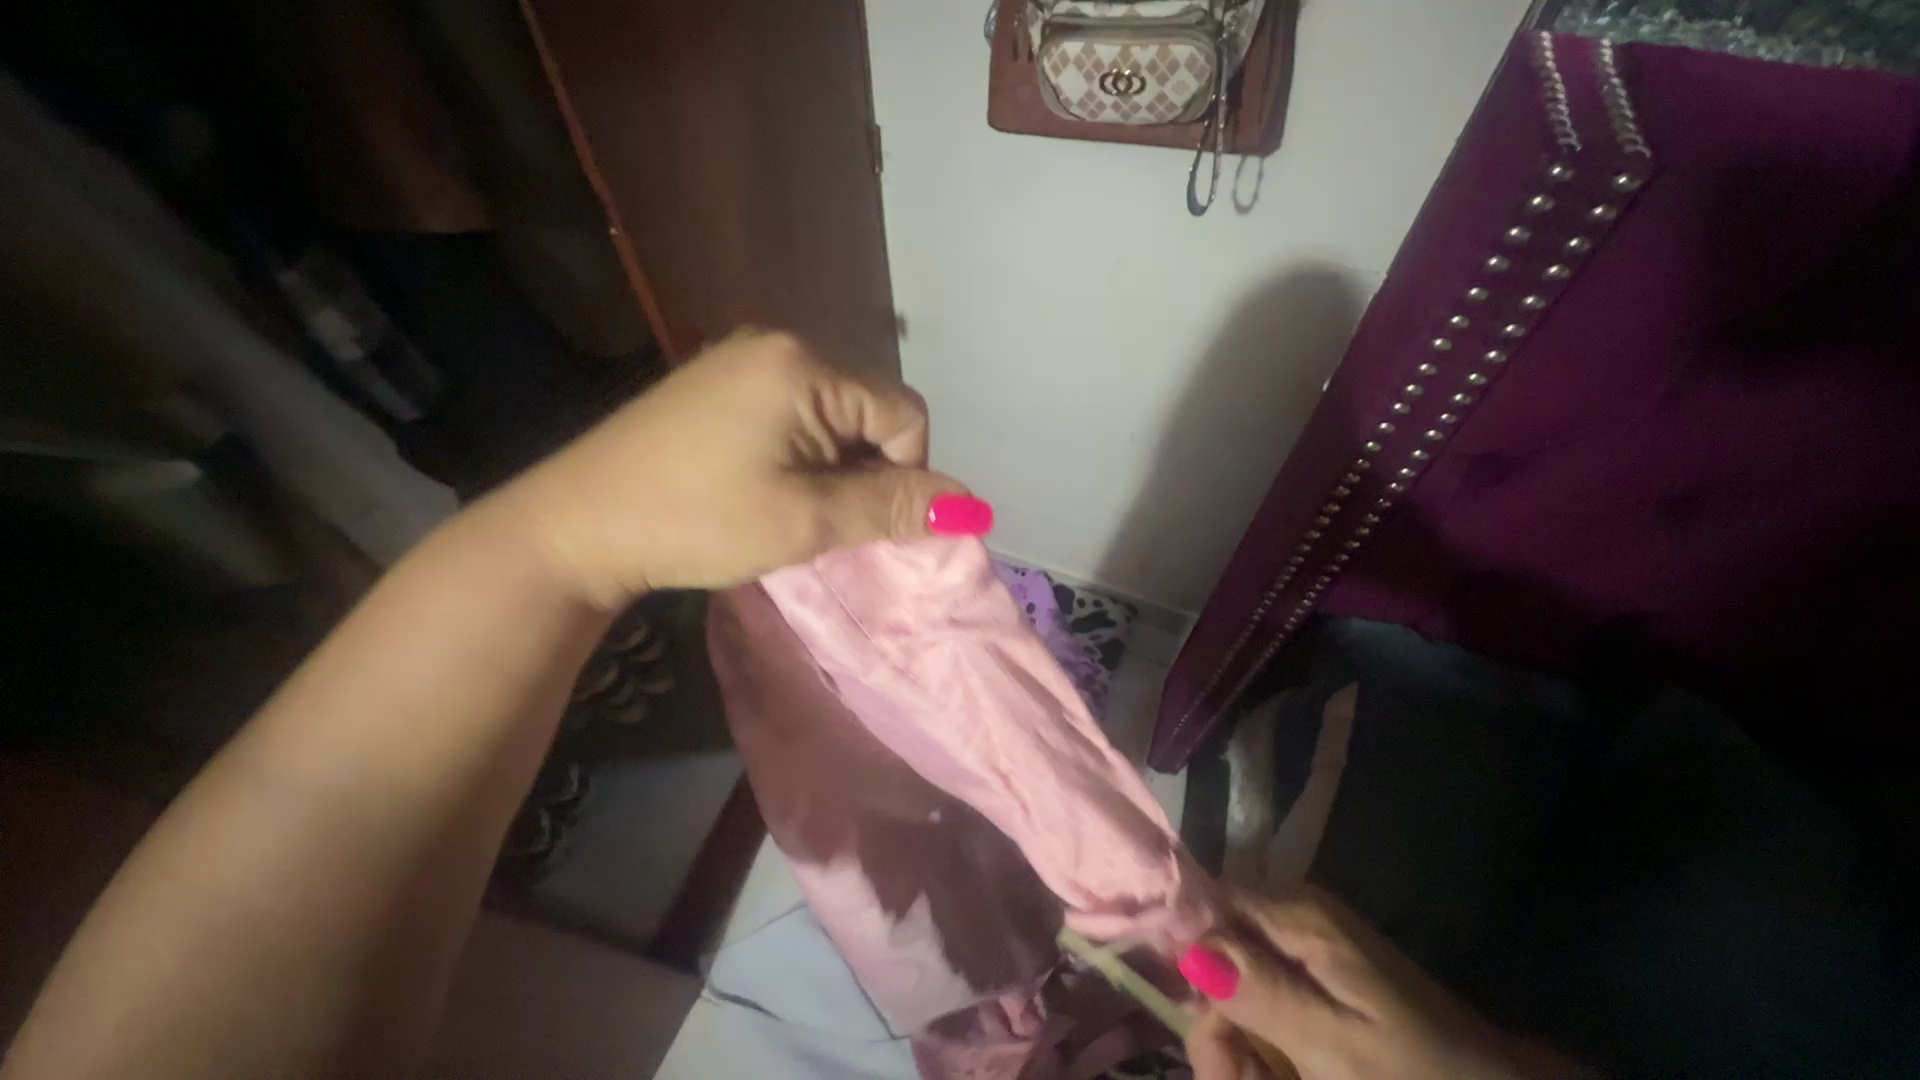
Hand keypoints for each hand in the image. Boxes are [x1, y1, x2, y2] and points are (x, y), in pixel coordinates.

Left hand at [499, 329, 983, 605]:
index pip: (904, 413)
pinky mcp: (718, 381)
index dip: (903, 474)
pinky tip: (762, 485)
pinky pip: (794, 411)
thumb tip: (974, 507)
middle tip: (819, 520)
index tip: (857, 522)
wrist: (576, 526)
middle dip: (866, 470)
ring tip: (788, 507)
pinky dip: (801, 453)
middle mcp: (779, 343)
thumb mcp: (804, 520)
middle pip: (869, 410)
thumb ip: (891, 507)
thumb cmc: (695, 522)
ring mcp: (743, 358)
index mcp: (804, 364)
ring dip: (834, 466)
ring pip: (834, 415)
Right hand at [1179, 888, 1585, 1079]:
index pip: (1203, 918)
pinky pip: (1265, 1004)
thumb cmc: (1419, 1076)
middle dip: (1220, 1030)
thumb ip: (1261, 993)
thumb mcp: (1336, 1047)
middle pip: (1216, 960)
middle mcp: (1292, 919)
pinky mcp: (1320, 981)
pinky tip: (1279, 1079)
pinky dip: (1266, 1051)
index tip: (1215, 1051)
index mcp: (1295, 917)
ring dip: (1240, 1050)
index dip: (1191, 979)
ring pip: (1235, 989)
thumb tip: (1186, 948)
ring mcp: (1307, 949)